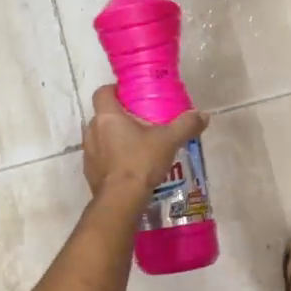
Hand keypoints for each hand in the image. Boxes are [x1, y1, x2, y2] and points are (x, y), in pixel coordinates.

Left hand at [83, 85, 208, 199]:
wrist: (121, 199)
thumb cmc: (141, 162)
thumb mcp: (168, 141)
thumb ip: (186, 125)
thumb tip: (203, 116)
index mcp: (108, 116)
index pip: (102, 92)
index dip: (113, 91)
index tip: (128, 97)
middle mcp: (92, 130)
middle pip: (102, 116)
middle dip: (117, 118)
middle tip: (138, 124)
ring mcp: (88, 153)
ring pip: (99, 138)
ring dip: (112, 139)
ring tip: (133, 147)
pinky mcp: (89, 172)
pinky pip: (99, 159)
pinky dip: (110, 160)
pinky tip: (126, 168)